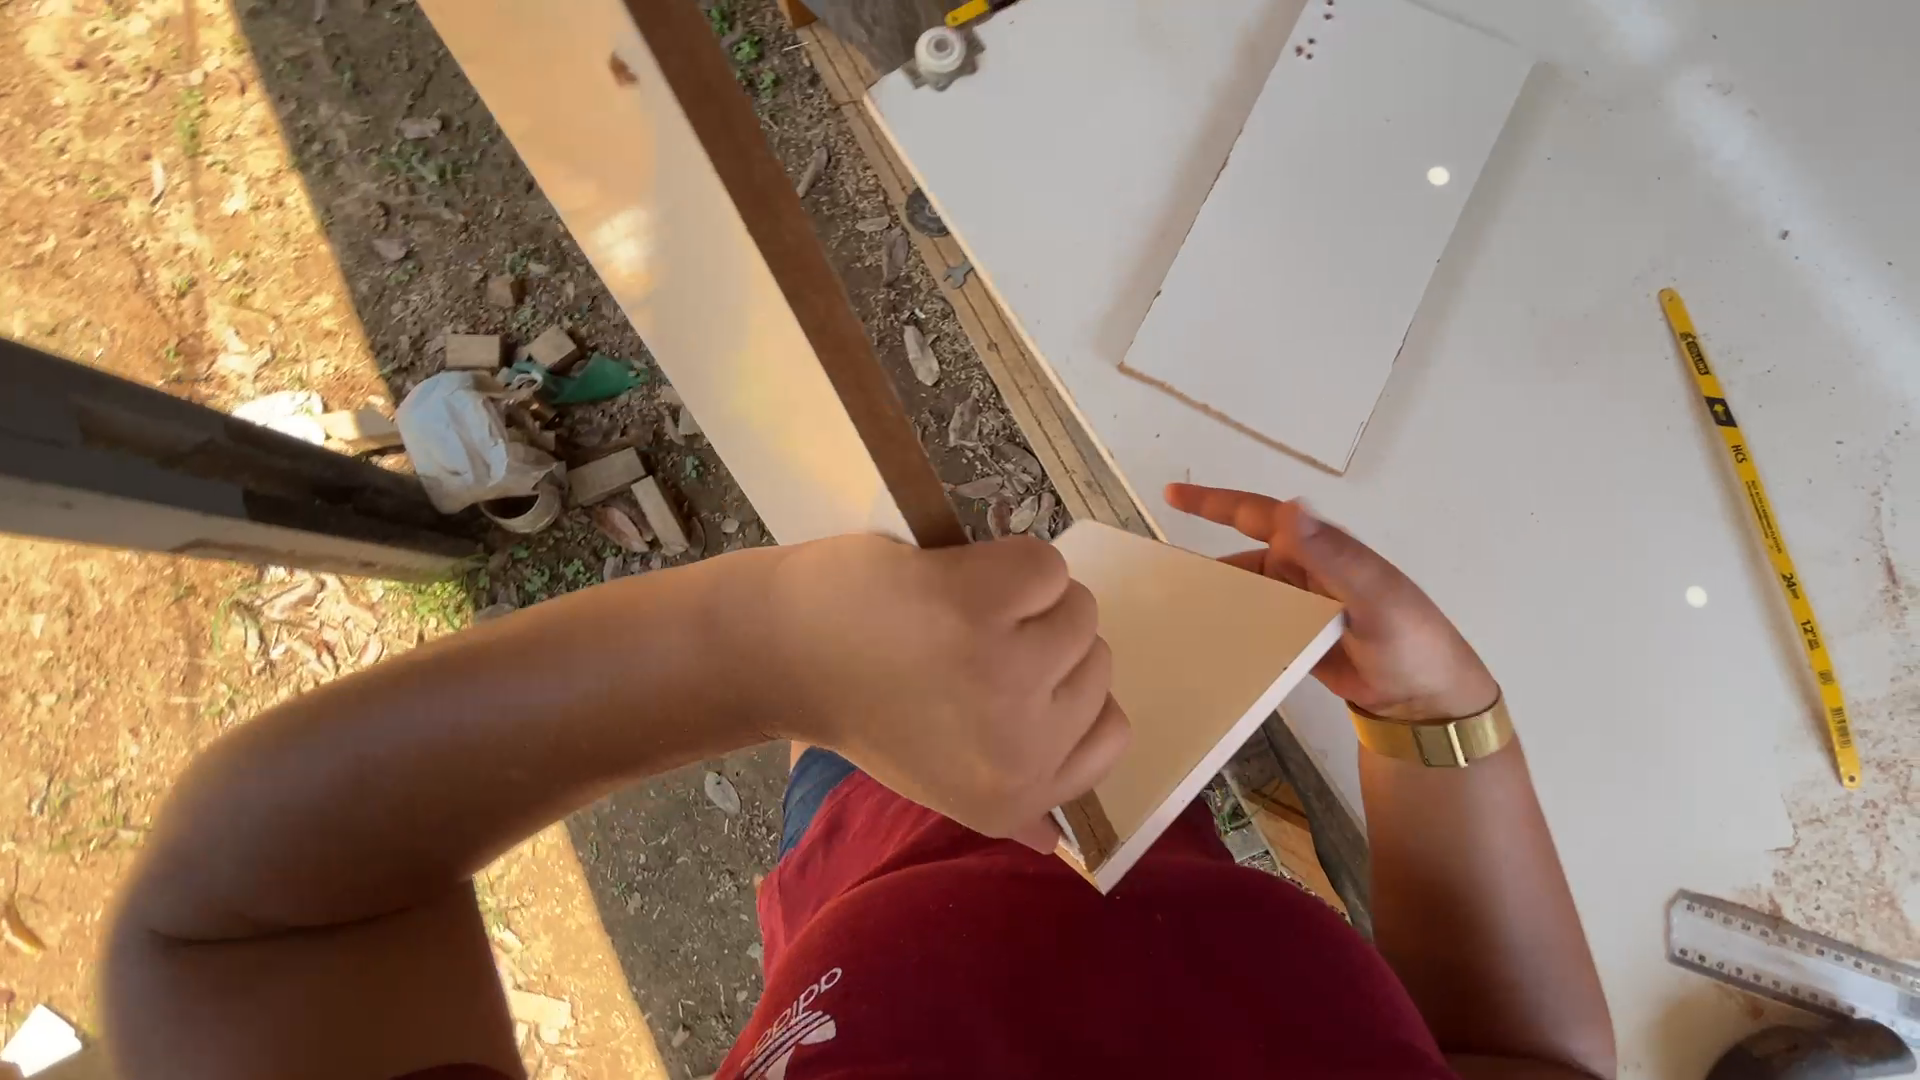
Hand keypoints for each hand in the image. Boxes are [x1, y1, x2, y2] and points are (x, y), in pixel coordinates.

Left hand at [759, 534, 1130, 850]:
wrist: (782, 652)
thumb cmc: (863, 704)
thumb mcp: (942, 781)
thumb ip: (1012, 809)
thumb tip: (1058, 840)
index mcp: (1014, 799)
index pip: (1110, 735)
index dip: (1067, 692)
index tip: (1014, 675)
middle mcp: (1021, 748)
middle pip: (1098, 659)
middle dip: (1042, 638)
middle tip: (966, 642)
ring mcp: (1005, 674)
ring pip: (1078, 607)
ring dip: (1026, 596)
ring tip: (958, 611)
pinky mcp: (982, 605)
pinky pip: (1047, 564)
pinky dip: (1007, 560)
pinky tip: (952, 580)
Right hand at [1165, 483, 1497, 720]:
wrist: (1424, 700)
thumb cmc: (1409, 640)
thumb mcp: (1374, 595)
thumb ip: (1333, 555)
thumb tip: (1290, 507)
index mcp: (1316, 549)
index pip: (1256, 515)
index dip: (1212, 502)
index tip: (1171, 494)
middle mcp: (1300, 571)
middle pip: (1239, 558)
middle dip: (1203, 567)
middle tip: (1157, 580)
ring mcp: (1294, 606)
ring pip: (1241, 595)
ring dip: (1214, 602)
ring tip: (1173, 616)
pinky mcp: (1291, 637)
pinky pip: (1250, 625)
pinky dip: (1228, 630)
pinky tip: (1203, 642)